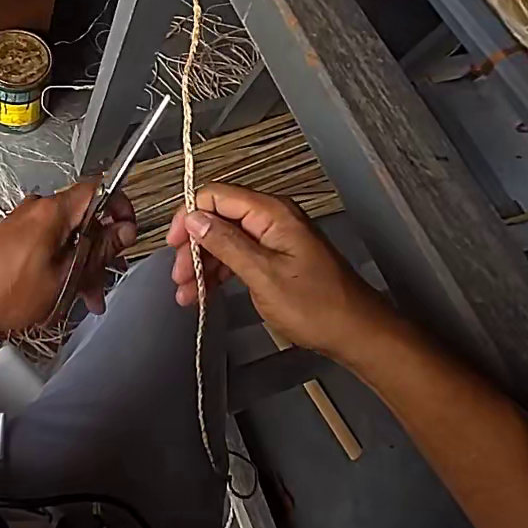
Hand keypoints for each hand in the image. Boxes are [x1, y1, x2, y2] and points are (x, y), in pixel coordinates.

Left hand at [0, 180, 136, 344]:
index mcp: (52, 210)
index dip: (120, 205)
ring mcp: (25, 222)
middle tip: (109, 273)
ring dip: (85, 261)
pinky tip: (70, 290)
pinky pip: (53, 242)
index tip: (127, 230)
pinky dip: (66, 261)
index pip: (99, 188)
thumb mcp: (67, 275)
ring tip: (89, 295)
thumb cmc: (9, 295)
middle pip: (86, 215)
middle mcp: (38, 208)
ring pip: (71, 233)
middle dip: (103, 246)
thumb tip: (125, 230)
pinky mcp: (17, 237)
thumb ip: (101, 248)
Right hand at [166, 184, 408, 361]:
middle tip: (181, 277)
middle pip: (219, 219)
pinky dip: (221, 272)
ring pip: (226, 240)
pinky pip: (239, 255)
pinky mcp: (276, 257)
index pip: (216, 197)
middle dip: (194, 247)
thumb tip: (195, 219)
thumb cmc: (319, 306)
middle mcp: (273, 219)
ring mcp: (275, 238)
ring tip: (188, 293)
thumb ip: (227, 243)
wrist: (353, 331)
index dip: (189, 217)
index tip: (174, 244)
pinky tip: (206, 292)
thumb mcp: (263, 275)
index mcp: (272, 213)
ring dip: (204, 264)